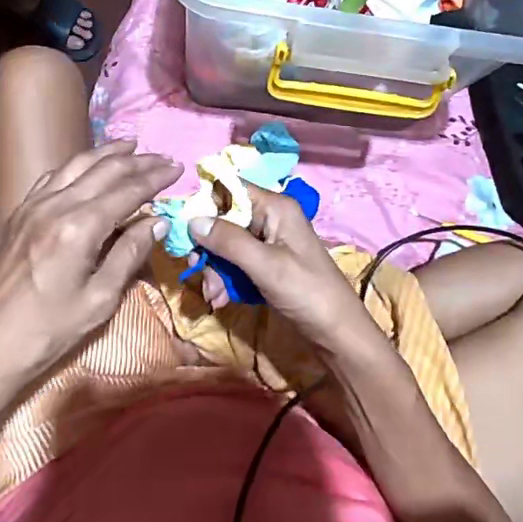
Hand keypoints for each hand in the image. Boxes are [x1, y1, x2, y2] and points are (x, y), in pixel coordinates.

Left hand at [0, 141, 181, 421]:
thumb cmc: (47, 331)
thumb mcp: (99, 300)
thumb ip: (129, 254)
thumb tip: (158, 221)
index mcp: (79, 228)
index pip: (128, 190)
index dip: (156, 177)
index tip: (179, 168)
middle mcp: (55, 206)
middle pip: (104, 170)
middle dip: (138, 160)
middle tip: (164, 158)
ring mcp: (32, 206)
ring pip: (76, 165)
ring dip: (107, 154)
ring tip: (131, 146)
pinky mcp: (18, 213)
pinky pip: (53, 177)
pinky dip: (77, 165)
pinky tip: (87, 167)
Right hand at [191, 185, 389, 357]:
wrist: (337, 333)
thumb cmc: (307, 293)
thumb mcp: (265, 265)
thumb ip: (229, 241)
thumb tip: (192, 220)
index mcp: (275, 207)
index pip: (230, 188)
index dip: (205, 204)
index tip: (186, 230)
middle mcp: (271, 218)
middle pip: (224, 219)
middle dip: (208, 246)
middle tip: (196, 270)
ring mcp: (269, 242)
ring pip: (226, 244)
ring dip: (214, 268)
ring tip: (213, 295)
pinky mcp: (267, 265)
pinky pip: (236, 263)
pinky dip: (225, 279)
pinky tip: (221, 299)